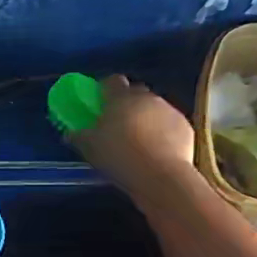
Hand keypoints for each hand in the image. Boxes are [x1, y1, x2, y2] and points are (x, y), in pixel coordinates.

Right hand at [68, 74, 194, 188]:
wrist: (161, 175)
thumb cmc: (118, 156)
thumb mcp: (89, 148)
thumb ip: (78, 136)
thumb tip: (70, 132)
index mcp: (121, 98)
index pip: (112, 81)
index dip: (105, 89)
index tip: (99, 102)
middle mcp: (147, 98)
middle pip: (135, 93)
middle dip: (126, 103)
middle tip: (117, 123)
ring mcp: (169, 111)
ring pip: (154, 109)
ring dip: (145, 118)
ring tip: (137, 141)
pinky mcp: (186, 127)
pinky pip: (169, 124)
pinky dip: (162, 132)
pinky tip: (156, 151)